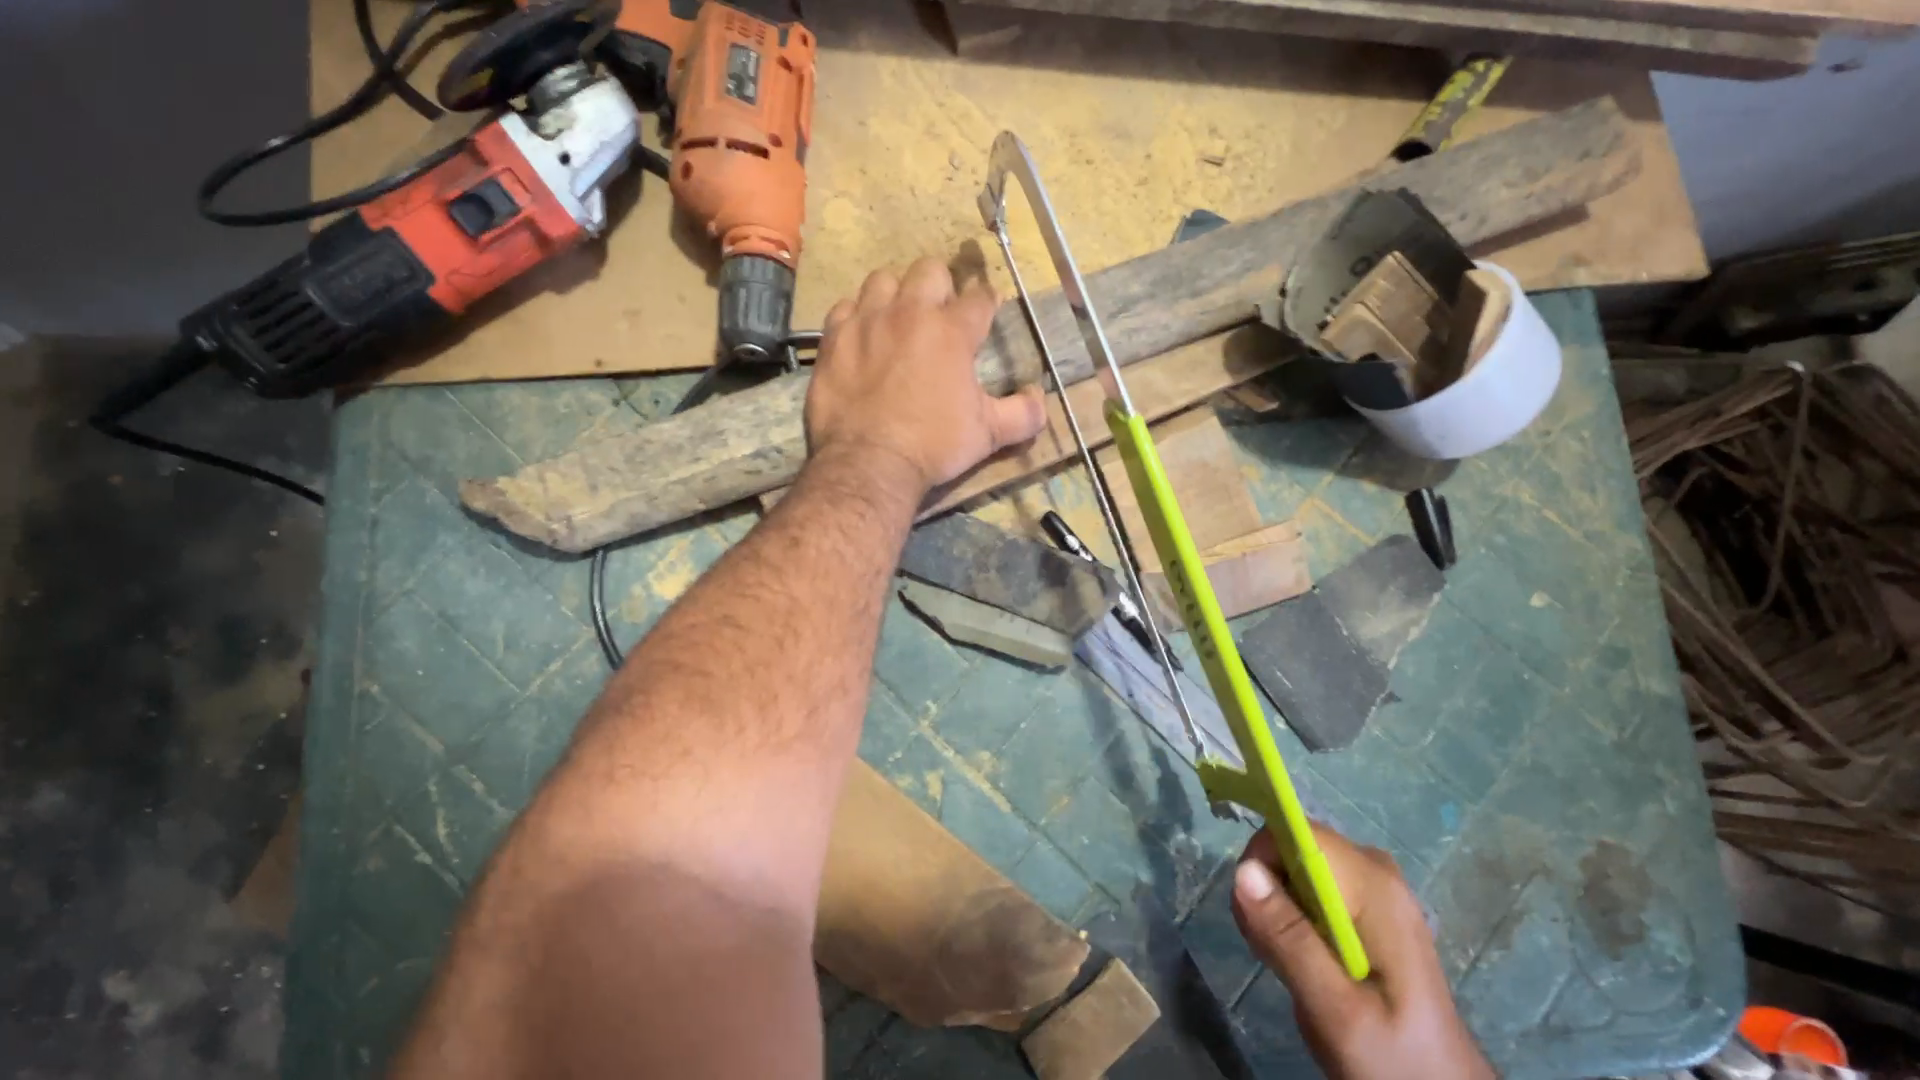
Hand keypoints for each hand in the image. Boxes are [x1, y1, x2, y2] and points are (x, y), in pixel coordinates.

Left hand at [805, 258, 1046, 492]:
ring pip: (883, 280)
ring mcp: (867, 321)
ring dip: (895, 295)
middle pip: (929, 271)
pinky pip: (845, 308)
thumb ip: (1022, 414)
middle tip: (940, 314)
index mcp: (952, 331)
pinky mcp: (834, 338)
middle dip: (940, 287)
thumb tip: (1041, 400)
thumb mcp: (988, 435)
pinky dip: (857, 317)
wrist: (868, 463)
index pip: (980, 298)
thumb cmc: (934, 446)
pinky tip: (862, 337)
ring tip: (897, 319)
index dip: (986, 303)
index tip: (986, 313)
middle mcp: (910, 313)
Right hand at [1233, 824, 1493, 1079]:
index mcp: (1374, 888)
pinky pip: (1311, 888)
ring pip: (1297, 869)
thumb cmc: (1392, 1056)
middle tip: (1271, 953)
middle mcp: (1375, 872)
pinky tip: (1302, 963)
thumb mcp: (1335, 1008)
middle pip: (1294, 849)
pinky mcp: (1367, 907)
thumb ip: (1289, 939)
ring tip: (1289, 967)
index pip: (1299, 832)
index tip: (1253, 916)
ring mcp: (1374, 888)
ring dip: (1276, 911)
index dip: (1263, 861)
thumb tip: (1243, 871)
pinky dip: (1292, 919)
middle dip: (1267, 892)